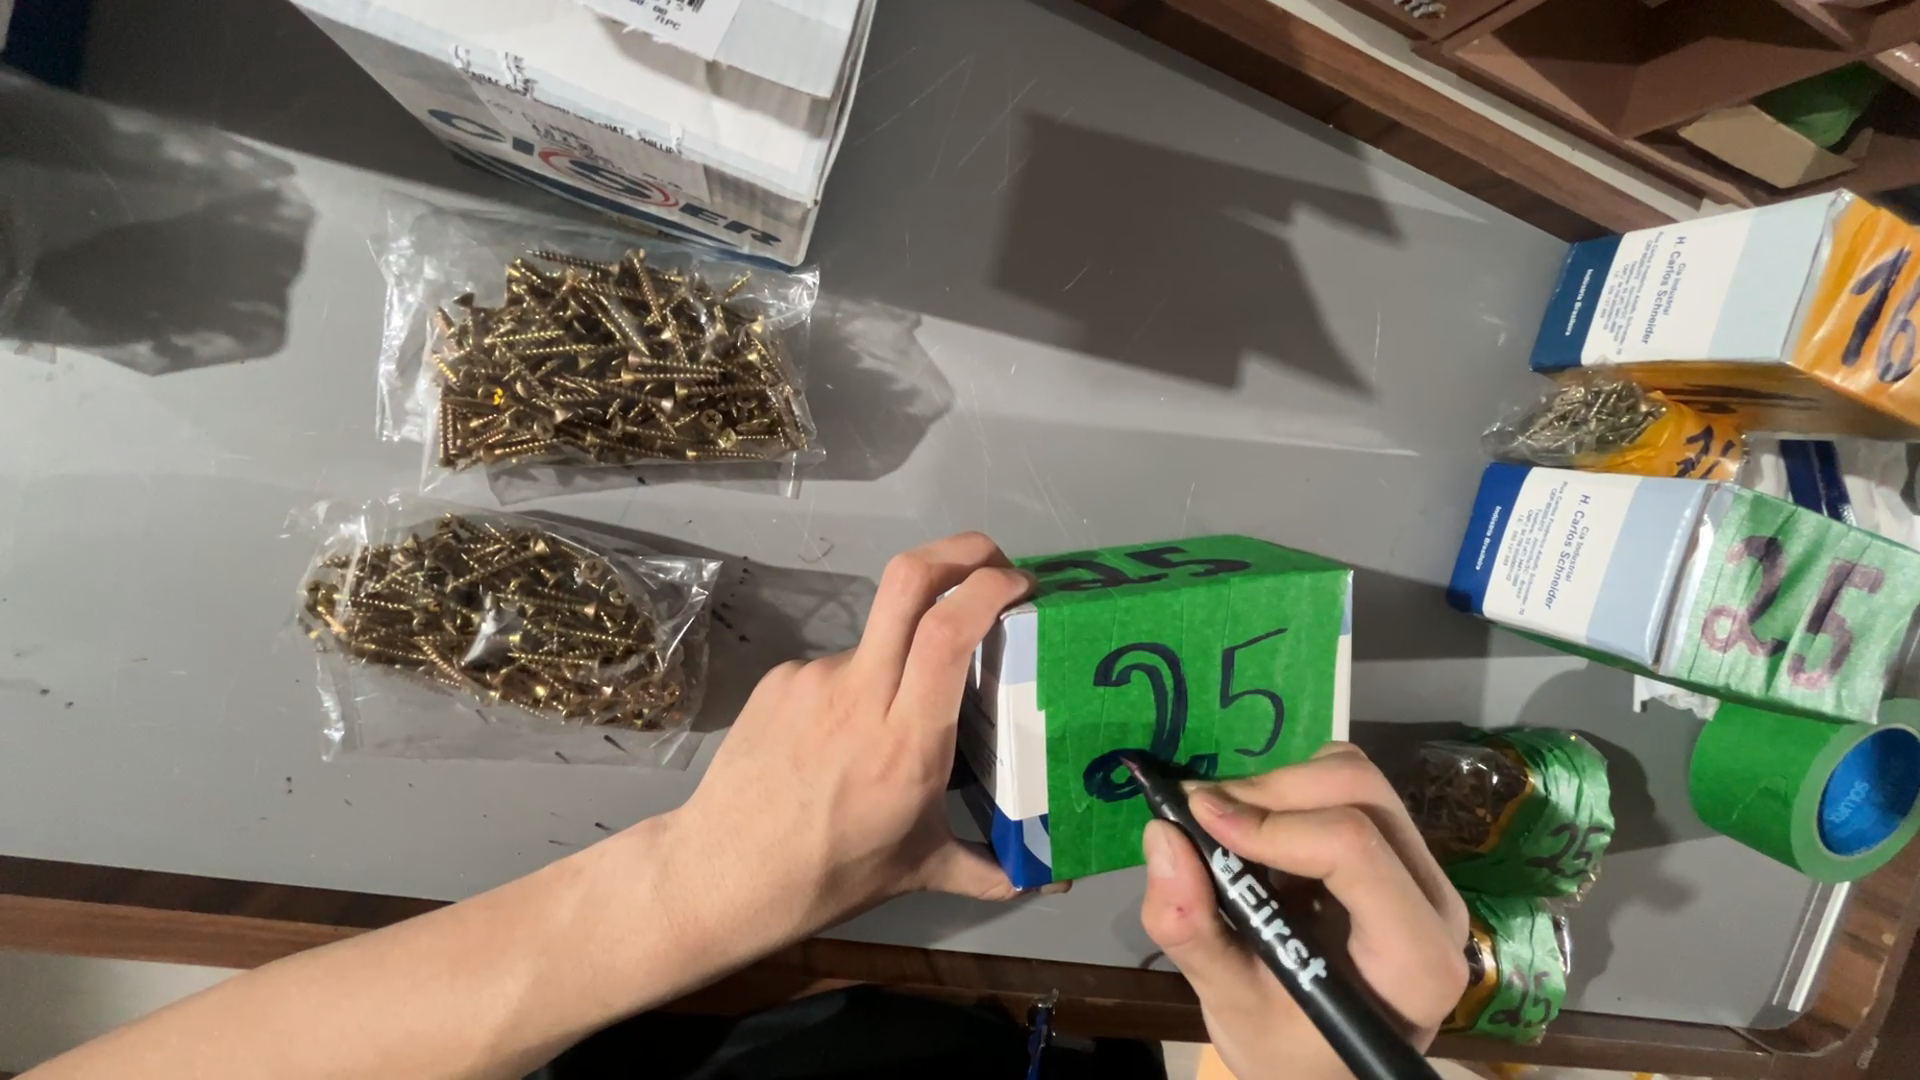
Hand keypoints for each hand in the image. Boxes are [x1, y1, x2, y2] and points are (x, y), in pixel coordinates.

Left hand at [675, 532, 1037, 943]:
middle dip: (961, 549)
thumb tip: (1059, 878)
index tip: (1020, 584)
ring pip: (880, 632)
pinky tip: (841, 733)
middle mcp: (860, 693)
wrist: (720, 875)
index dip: (987, 589)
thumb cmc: (832, 875)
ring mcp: (812, 676)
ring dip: (907, 648)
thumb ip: (995, 869)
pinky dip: (860, 683)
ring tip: (894, 715)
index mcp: (907, 740)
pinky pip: (839, 665)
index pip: (947, 634)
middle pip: (908, 580)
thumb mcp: (922, 870)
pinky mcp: (780, 676)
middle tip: (992, 557)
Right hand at [1140, 743, 1468, 1079]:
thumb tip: (1163, 835)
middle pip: (1359, 793)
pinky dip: (1286, 786)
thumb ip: (1192, 930)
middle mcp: (1431, 901)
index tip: (1198, 818)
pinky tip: (1256, 830)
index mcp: (1413, 961)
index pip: (1356, 850)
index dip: (1272, 823)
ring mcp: (1417, 866)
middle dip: (1267, 790)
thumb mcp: (1229, 1007)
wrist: (1320, 1056)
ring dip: (1274, 784)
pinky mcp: (1391, 843)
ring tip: (1223, 822)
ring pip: (1352, 774)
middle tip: (1198, 810)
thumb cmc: (1285, 1043)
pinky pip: (1342, 780)